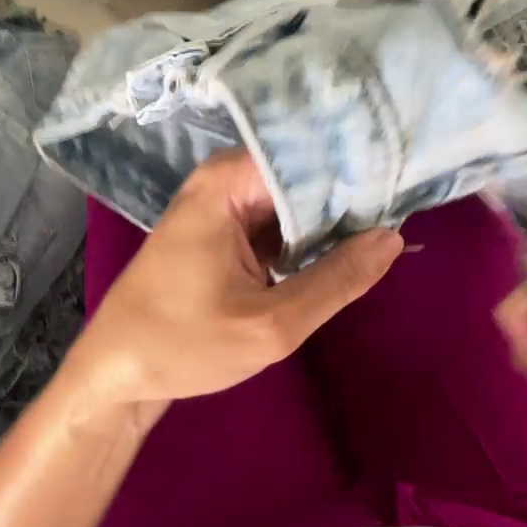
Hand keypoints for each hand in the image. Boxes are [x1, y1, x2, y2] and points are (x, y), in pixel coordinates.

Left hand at [62, 150, 403, 420]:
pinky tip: (348, 246)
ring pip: (290, 202)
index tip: (409, 173)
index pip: (306, 154)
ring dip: (330, 217)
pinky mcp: (219, 234)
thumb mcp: (270, 324)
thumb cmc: (182, 345)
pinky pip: (274, 222)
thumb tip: (393, 237)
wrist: (115, 372)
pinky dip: (304, 236)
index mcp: (226, 184)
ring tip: (393, 218)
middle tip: (410, 199)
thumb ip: (336, 280)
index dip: (357, 165)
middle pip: (299, 175)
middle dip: (349, 192)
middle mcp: (221, 182)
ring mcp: (218, 208)